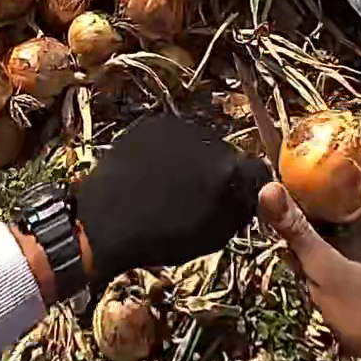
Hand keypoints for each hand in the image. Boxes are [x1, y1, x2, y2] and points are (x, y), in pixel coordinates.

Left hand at [73, 113, 270, 289]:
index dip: (249, 186)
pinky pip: (173, 136)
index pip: (257, 170)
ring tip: (172, 182)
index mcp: (228, 168)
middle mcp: (210, 139)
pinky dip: (170, 149)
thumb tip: (250, 194)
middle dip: (220, 170)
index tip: (237, 198)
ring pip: (201, 142)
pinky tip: (154, 170)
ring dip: (195, 157)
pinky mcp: (155, 123)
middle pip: (227, 153)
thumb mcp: (213, 235)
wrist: (104, 222)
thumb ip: (239, 209)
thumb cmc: (161, 237)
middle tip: (200, 192)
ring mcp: (180, 127)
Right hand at [258, 183, 360, 360]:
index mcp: (360, 220)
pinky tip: (317, 297)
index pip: (321, 192)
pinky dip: (320, 279)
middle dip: (299, 236)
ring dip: (309, 262)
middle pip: (320, 220)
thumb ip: (295, 230)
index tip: (274, 211)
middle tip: (290, 257)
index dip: (295, 198)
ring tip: (306, 282)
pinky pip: (334, 269)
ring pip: (325, 247)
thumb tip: (266, 186)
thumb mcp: (323, 268)